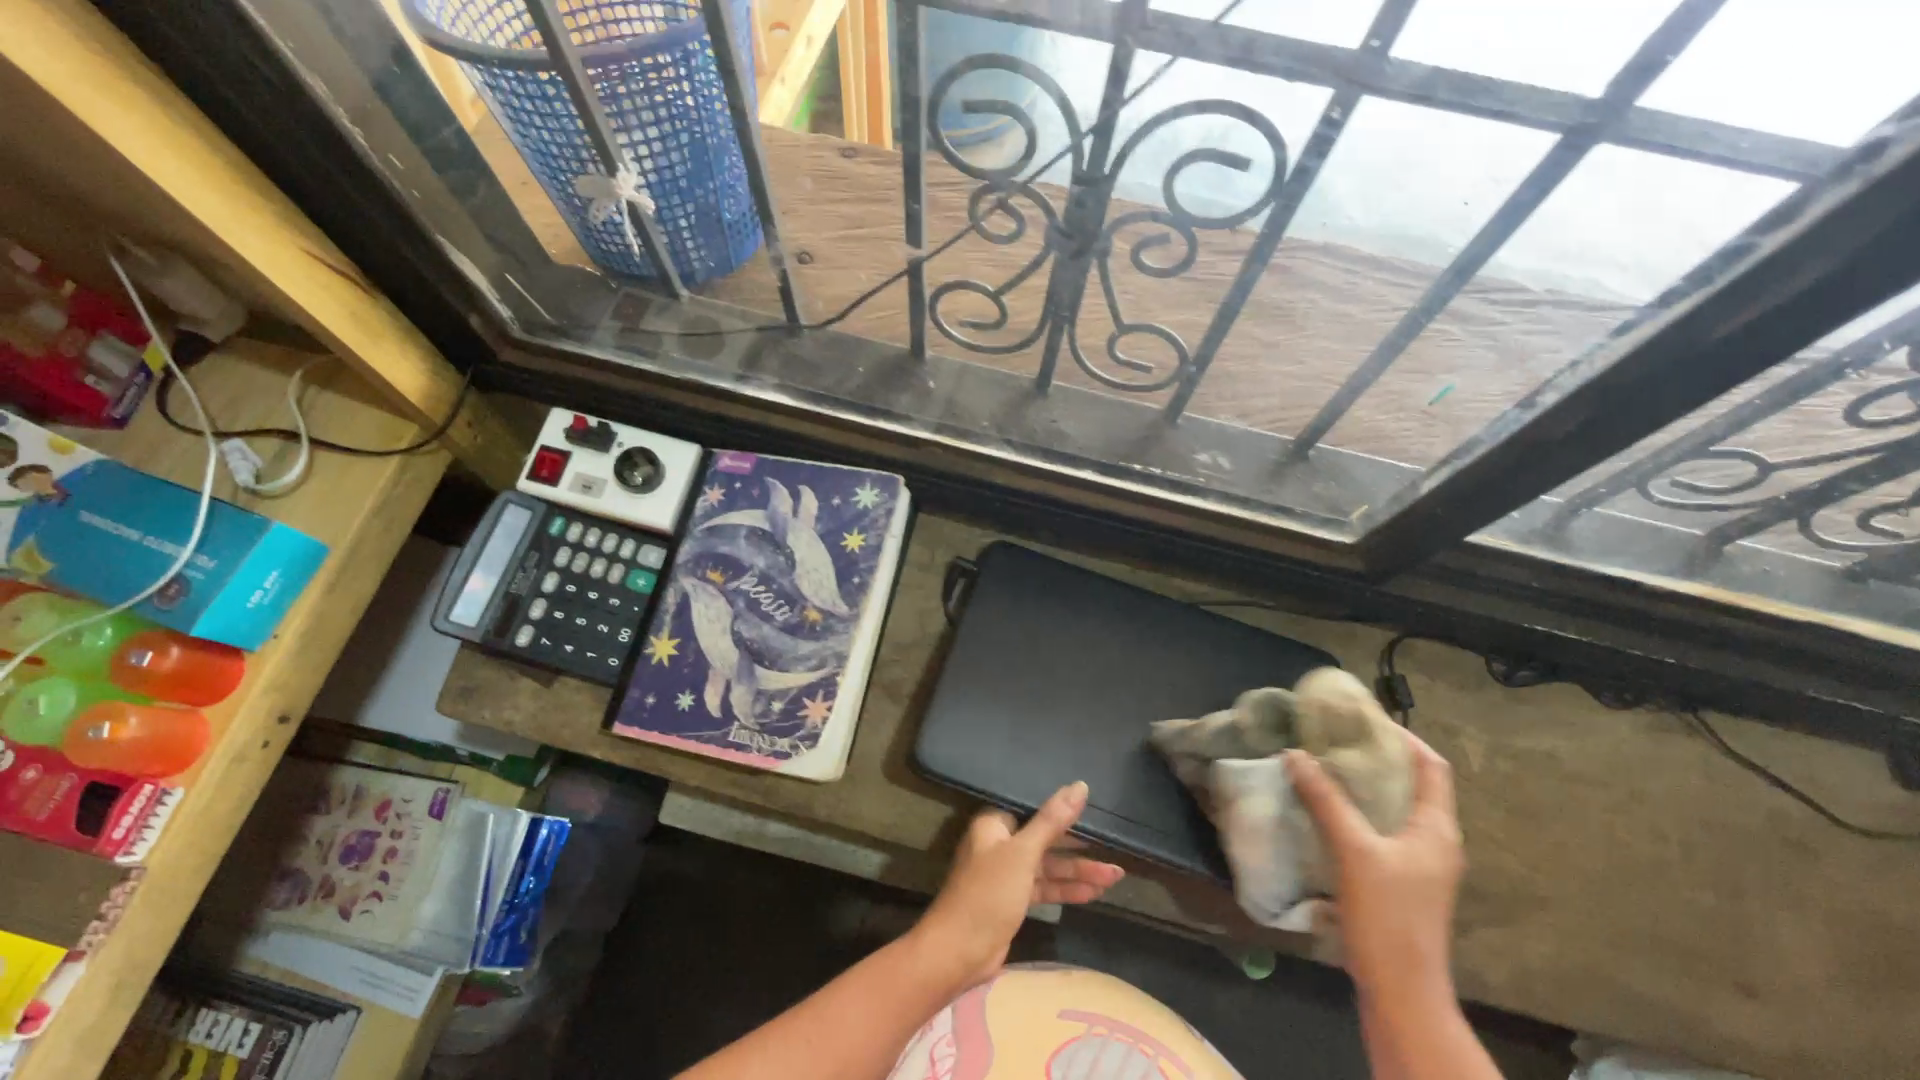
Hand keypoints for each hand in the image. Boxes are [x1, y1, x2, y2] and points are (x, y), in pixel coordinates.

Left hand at [912, 781, 1125, 986]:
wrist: (959, 951)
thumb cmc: (988, 893)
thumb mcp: (1023, 853)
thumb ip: (1052, 820)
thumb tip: (1079, 785)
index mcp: (994, 825)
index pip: (1034, 809)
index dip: (1063, 810)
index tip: (1095, 809)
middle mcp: (1000, 844)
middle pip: (1045, 839)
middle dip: (1079, 848)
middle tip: (1115, 848)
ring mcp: (1007, 874)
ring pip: (1048, 866)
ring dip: (1079, 871)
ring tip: (1116, 876)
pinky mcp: (1013, 899)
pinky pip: (1045, 888)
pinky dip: (1067, 890)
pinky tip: (1095, 892)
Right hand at [1285, 730, 1463, 1002]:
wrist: (1401, 991)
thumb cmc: (1387, 916)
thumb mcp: (1354, 852)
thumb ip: (1326, 801)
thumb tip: (1296, 754)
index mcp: (1437, 828)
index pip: (1432, 767)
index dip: (1404, 738)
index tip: (1364, 720)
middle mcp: (1436, 843)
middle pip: (1413, 787)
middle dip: (1376, 761)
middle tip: (1334, 741)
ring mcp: (1421, 867)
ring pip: (1395, 813)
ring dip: (1365, 791)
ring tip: (1324, 772)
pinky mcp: (1402, 887)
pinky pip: (1382, 837)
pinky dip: (1358, 818)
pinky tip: (1325, 818)